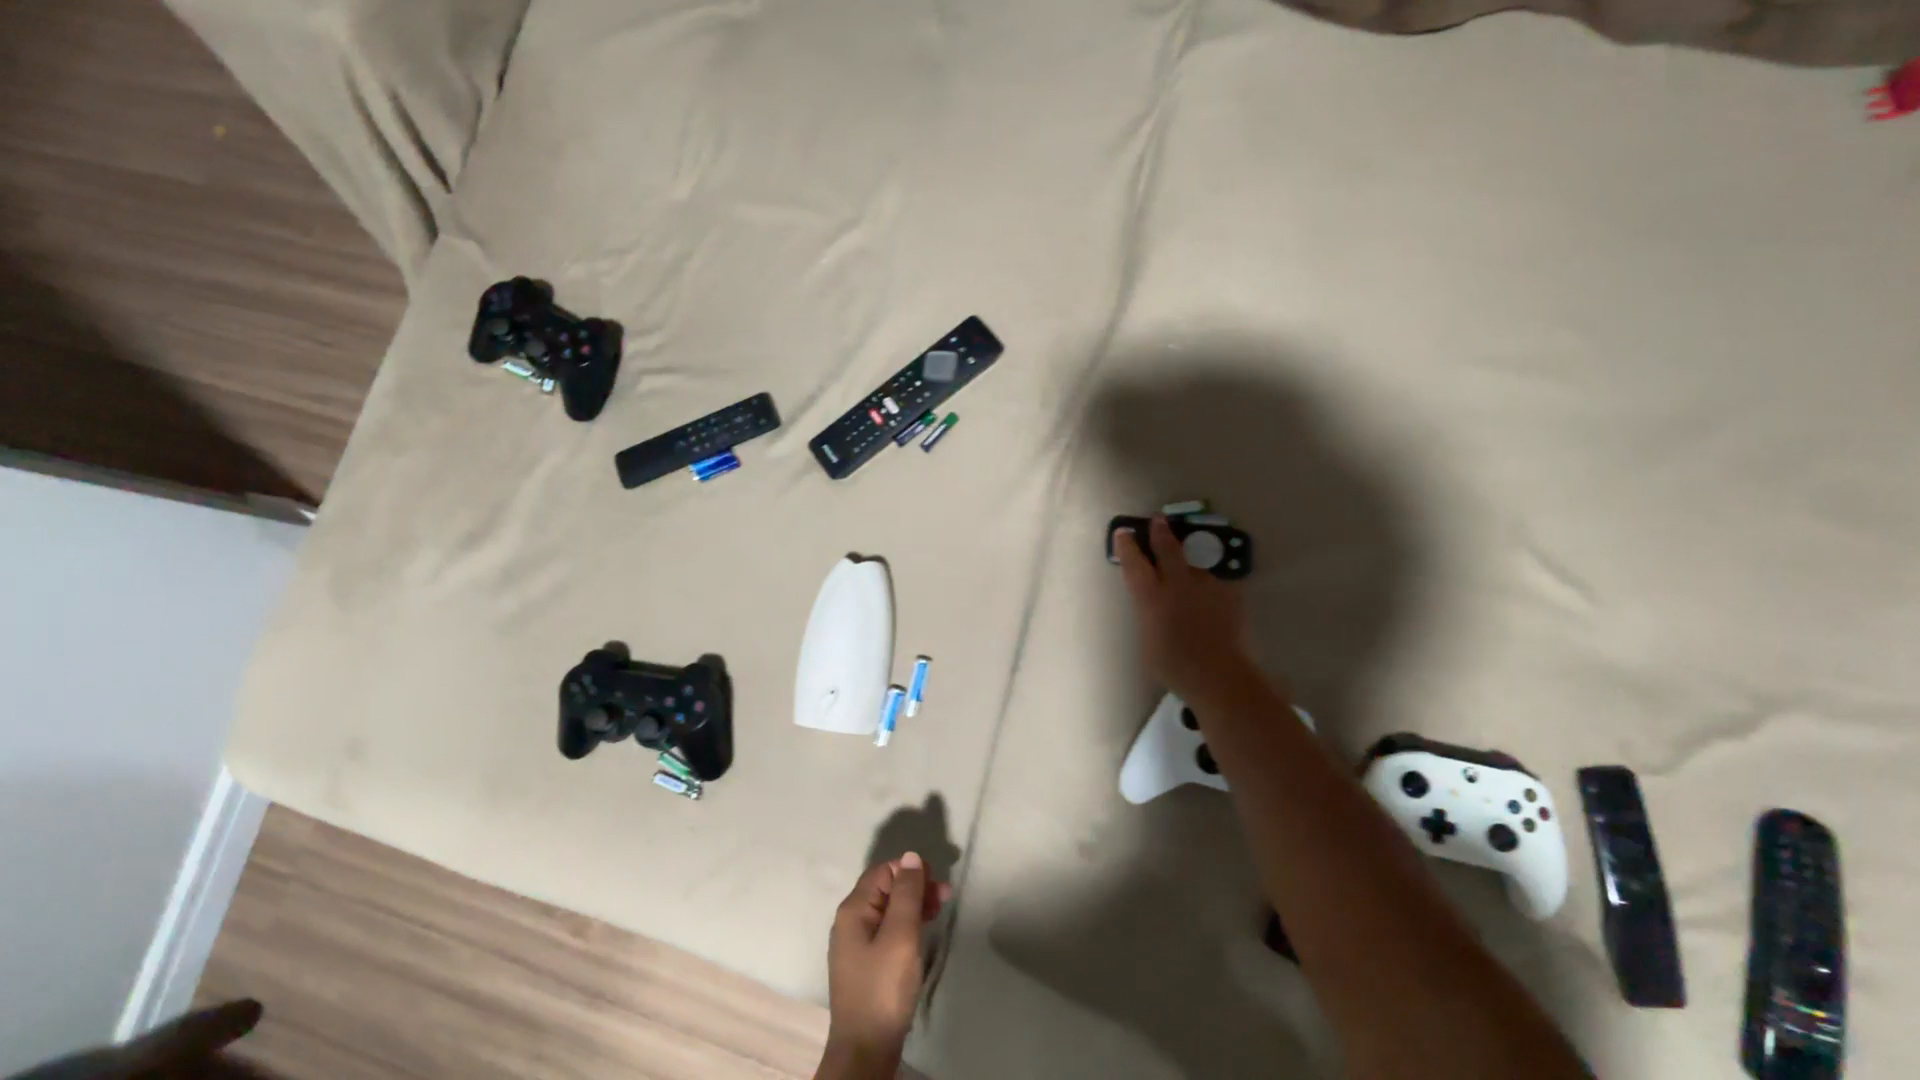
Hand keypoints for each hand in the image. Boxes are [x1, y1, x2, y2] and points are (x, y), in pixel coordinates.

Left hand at [822, 853, 951, 1071]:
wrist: (866, 1046)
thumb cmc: (884, 987)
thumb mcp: (900, 936)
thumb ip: (906, 894)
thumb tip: (911, 856)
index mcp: (854, 909)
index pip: (883, 871)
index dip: (911, 870)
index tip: (939, 884)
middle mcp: (850, 921)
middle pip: (885, 888)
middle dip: (916, 886)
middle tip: (946, 898)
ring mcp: (856, 944)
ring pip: (888, 909)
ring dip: (914, 904)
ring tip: (939, 911)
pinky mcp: (866, 963)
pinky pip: (887, 929)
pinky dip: (907, 924)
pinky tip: (922, 931)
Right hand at [1115, 515, 1252, 699]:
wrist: (1218, 673)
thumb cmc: (1174, 666)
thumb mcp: (1148, 639)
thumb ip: (1149, 614)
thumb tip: (1153, 603)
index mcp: (1151, 597)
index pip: (1135, 564)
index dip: (1127, 546)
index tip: (1124, 532)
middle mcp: (1177, 583)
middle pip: (1167, 548)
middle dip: (1161, 531)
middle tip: (1158, 520)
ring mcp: (1205, 585)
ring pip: (1195, 560)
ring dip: (1189, 554)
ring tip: (1189, 552)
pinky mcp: (1228, 591)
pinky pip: (1215, 579)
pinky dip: (1210, 579)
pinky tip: (1211, 588)